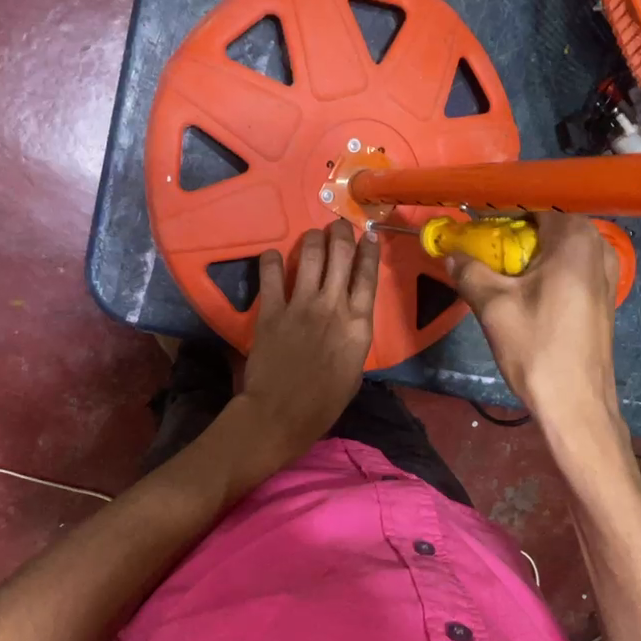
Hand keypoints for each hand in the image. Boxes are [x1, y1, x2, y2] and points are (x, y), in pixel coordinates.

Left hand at [237, 220, 379, 464]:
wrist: (282, 414)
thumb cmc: (323, 402)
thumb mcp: (354, 369)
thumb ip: (354, 336)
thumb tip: (350, 318)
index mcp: (359, 324)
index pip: (368, 275)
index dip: (368, 250)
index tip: (366, 234)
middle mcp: (334, 306)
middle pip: (341, 254)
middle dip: (340, 233)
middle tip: (337, 226)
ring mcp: (301, 304)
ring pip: (311, 254)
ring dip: (313, 239)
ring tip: (313, 236)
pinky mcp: (272, 310)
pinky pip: (272, 272)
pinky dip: (274, 259)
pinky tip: (275, 257)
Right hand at [447, 212, 620, 429]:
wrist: (576, 404)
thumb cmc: (537, 348)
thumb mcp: (493, 306)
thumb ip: (469, 271)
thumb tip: (450, 253)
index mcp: (575, 236)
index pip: (528, 204)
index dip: (495, 213)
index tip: (468, 228)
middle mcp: (597, 244)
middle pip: (543, 225)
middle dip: (508, 237)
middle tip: (478, 256)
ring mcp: (605, 271)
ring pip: (555, 250)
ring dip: (524, 258)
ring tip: (495, 278)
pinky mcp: (602, 296)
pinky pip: (566, 270)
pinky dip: (541, 274)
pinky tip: (520, 296)